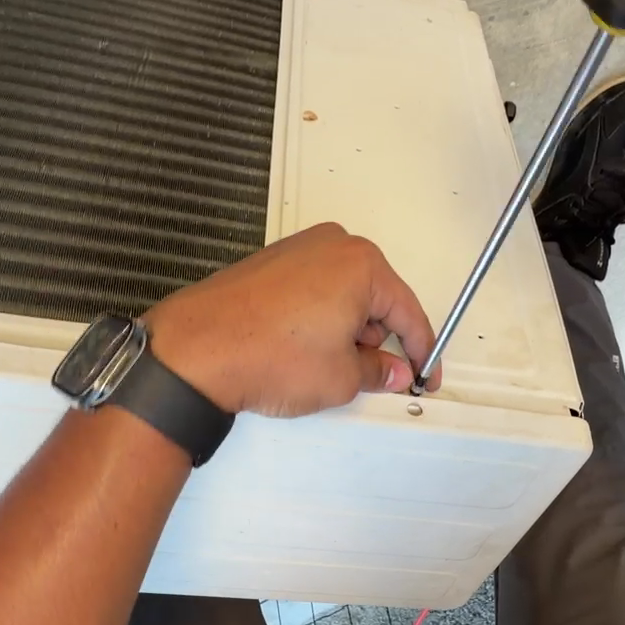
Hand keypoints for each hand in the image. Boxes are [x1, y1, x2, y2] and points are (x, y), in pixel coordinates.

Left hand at [143, 223, 440, 417]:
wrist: (196, 353)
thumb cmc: (266, 355)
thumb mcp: (341, 378)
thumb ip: (378, 372)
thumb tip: (393, 371)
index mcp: (361, 264)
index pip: (408, 312)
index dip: (423, 351)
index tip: (427, 375)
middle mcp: (331, 246)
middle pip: (376, 299)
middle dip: (378, 340)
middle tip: (371, 376)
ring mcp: (296, 251)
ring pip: (344, 296)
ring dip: (346, 332)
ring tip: (324, 368)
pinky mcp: (270, 265)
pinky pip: (313, 292)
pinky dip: (319, 321)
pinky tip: (303, 351)